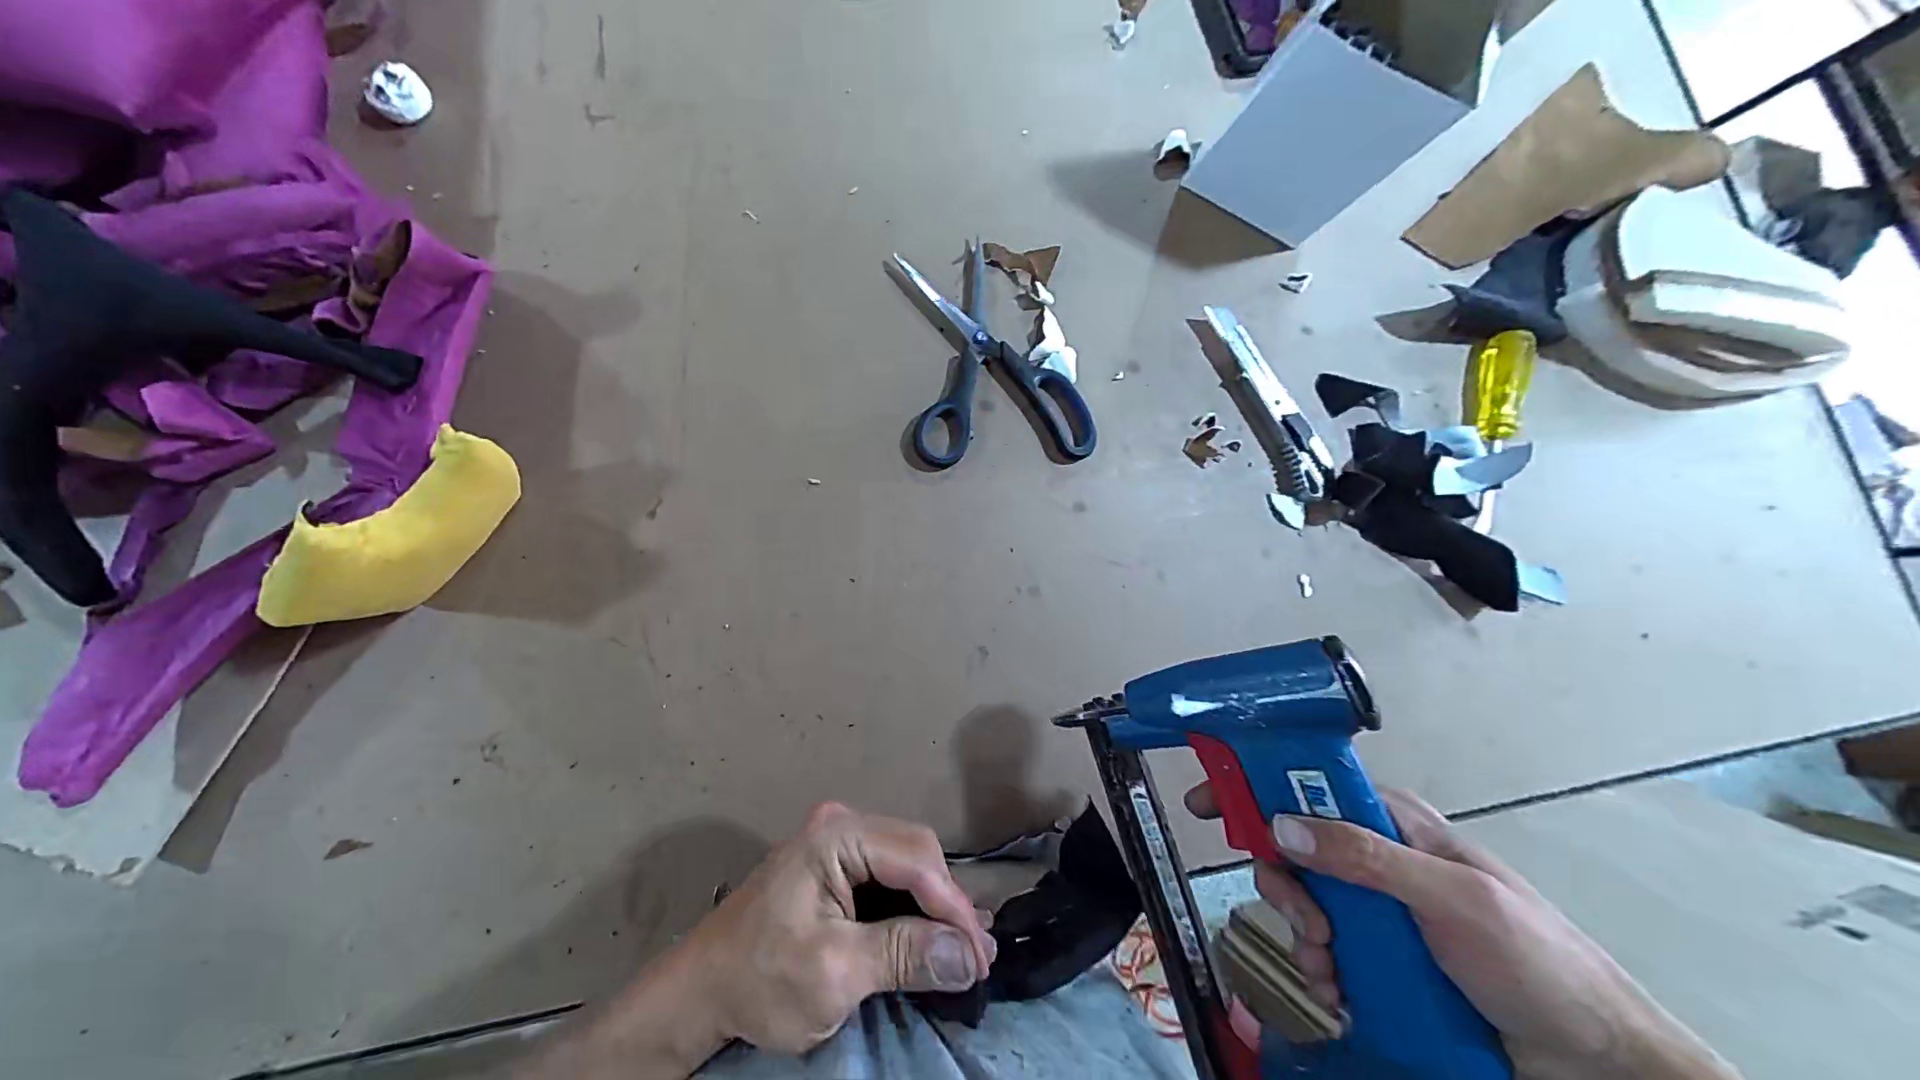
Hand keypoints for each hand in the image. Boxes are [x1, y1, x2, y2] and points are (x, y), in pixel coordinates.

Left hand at [513, 802, 995, 1078]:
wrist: (700, 991)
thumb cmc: (760, 979)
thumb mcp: (834, 973)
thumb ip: (905, 955)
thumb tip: (970, 957)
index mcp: (837, 835)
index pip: (917, 859)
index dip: (953, 906)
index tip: (980, 957)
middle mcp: (842, 824)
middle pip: (917, 856)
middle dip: (947, 906)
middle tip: (975, 959)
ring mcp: (839, 842)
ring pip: (909, 866)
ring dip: (935, 909)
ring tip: (964, 952)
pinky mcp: (838, 866)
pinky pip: (891, 878)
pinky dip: (914, 909)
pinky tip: (933, 935)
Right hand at [1186, 784, 1739, 1079]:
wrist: (1596, 1064)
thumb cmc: (1536, 963)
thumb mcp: (1451, 900)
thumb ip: (1366, 857)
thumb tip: (1280, 823)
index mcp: (1394, 824)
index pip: (1310, 786)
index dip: (1256, 787)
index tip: (1207, 803)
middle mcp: (1376, 857)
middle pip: (1293, 849)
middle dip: (1287, 889)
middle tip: (1310, 928)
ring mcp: (1376, 909)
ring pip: (1302, 902)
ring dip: (1304, 940)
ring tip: (1333, 977)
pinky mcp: (1377, 956)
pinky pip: (1322, 950)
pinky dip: (1319, 972)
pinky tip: (1340, 997)